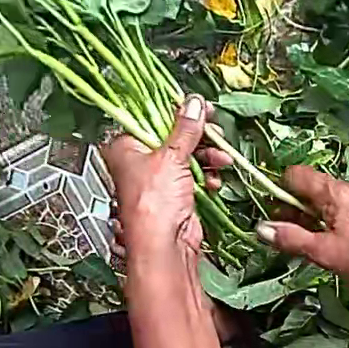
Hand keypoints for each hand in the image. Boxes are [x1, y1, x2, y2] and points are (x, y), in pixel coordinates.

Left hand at [100, 96, 230, 262]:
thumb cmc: (153, 204)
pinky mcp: (176, 193)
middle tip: (215, 132)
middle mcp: (140, 161)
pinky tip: (214, 179)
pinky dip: (207, 175)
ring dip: (208, 157)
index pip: (152, 117)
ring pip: (188, 156)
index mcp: (126, 146)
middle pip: (174, 136)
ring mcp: (159, 178)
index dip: (177, 111)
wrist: (165, 243)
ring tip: (222, 159)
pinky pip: (195, 176)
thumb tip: (193, 104)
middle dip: (199, 137)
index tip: (199, 107)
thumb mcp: (171, 156)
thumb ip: (186, 129)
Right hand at [256, 166, 348, 290]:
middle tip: (281, 231)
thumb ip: (292, 238)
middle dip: (292, 208)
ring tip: (301, 241)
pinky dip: (327, 223)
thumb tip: (262, 229)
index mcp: (334, 191)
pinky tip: (327, 244)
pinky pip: (340, 212)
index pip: (296, 175)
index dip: (278, 189)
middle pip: (309, 189)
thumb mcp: (324, 251)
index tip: (269, 210)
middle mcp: (347, 190)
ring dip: (309, 218)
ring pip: (325, 202)